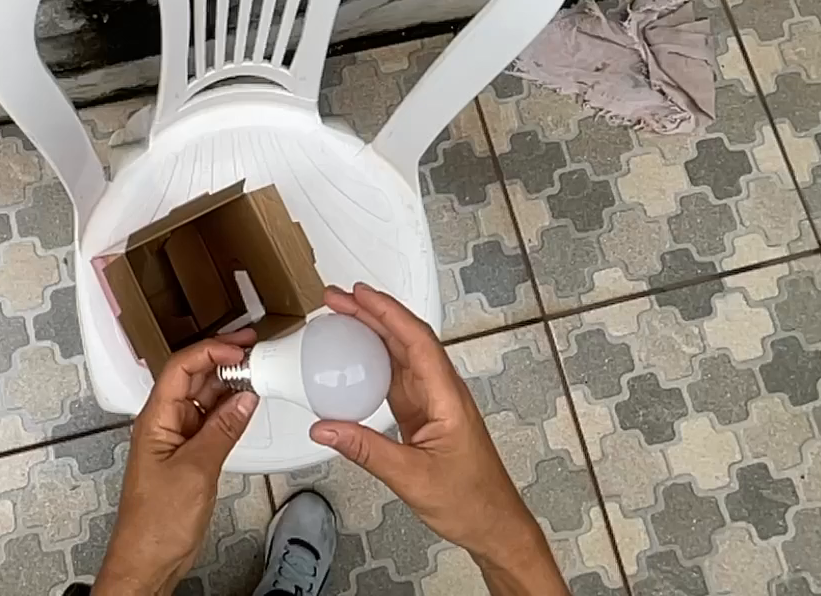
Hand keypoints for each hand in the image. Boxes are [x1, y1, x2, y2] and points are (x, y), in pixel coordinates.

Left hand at [95, 331, 258, 594]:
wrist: (147, 562)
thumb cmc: (156, 525)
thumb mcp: (196, 471)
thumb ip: (223, 431)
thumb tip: (244, 399)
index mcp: (155, 418)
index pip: (181, 367)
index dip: (210, 351)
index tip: (237, 348)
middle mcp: (163, 421)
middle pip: (192, 376)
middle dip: (221, 358)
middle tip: (249, 346)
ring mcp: (175, 436)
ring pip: (202, 396)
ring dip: (227, 382)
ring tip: (253, 371)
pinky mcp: (186, 452)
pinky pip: (208, 419)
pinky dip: (228, 409)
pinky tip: (244, 404)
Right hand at [309, 285, 565, 593]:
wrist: (495, 527)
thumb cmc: (473, 502)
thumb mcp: (412, 478)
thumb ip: (365, 450)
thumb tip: (326, 428)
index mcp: (447, 396)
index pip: (417, 339)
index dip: (387, 311)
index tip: (360, 294)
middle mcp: (441, 389)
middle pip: (405, 336)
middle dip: (370, 310)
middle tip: (337, 298)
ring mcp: (431, 398)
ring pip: (399, 350)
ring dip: (370, 328)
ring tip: (340, 314)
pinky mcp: (422, 410)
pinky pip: (394, 372)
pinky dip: (371, 356)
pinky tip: (353, 354)